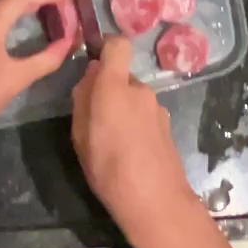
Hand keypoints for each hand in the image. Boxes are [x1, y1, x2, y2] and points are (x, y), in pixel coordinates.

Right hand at [71, 36, 205, 247]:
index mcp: (115, 87)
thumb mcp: (80, 137)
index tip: (92, 63)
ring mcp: (157, 108)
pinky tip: (129, 151)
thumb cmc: (109, 169)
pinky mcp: (167, 126)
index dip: (105, 48)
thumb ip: (83, 101)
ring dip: (121, 109)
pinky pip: (144, 114)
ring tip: (110, 140)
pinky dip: (134, 124)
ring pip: (133, 97)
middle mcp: (140, 90)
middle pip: (122, 76)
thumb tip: (90, 77)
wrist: (156, 201)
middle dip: (108, 89)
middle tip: (93, 117)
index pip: (117, 45)